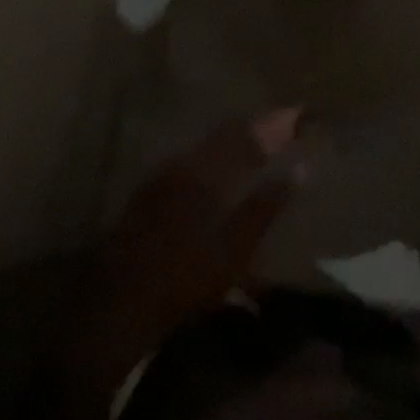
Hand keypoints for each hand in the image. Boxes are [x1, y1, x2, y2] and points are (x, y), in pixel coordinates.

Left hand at [78, 108, 304, 368]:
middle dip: (253, 131)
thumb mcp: (236, 246)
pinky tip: (216, 180)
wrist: (120, 306)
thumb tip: (299, 168)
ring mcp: (156, 181)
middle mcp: (177, 166)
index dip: (273, 123)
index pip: (244, 133)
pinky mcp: (144, 200)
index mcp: (201, 169)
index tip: (298, 114)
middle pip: (221, 138)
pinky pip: (186, 169)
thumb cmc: (186, 276)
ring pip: (201, 153)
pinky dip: (209, 167)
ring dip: (230, 148)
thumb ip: (266, 205)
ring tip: (254, 150)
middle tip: (281, 129)